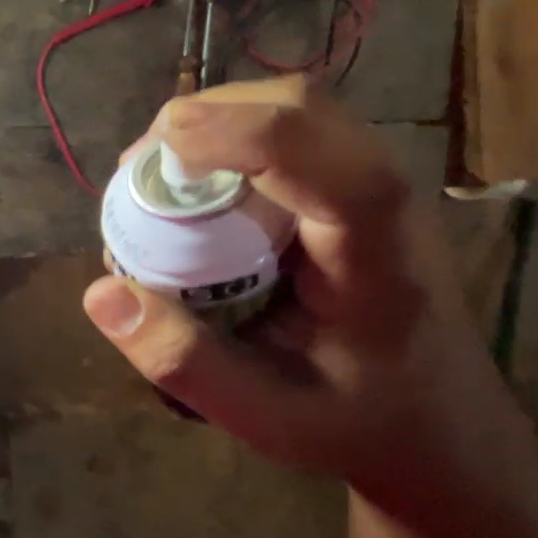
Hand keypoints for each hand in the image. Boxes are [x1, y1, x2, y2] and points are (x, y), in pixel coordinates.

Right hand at [82, 77, 521, 501]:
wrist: (437, 427)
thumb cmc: (349, 422)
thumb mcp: (257, 413)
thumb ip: (180, 358)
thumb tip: (100, 291)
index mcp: (375, 258)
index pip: (321, 161)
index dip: (233, 136)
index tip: (144, 157)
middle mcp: (388, 203)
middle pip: (302, 111)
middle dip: (206, 120)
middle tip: (134, 173)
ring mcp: (376, 189)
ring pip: (295, 111)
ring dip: (214, 124)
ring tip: (152, 177)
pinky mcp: (355, 191)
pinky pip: (290, 135)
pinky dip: (229, 140)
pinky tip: (191, 188)